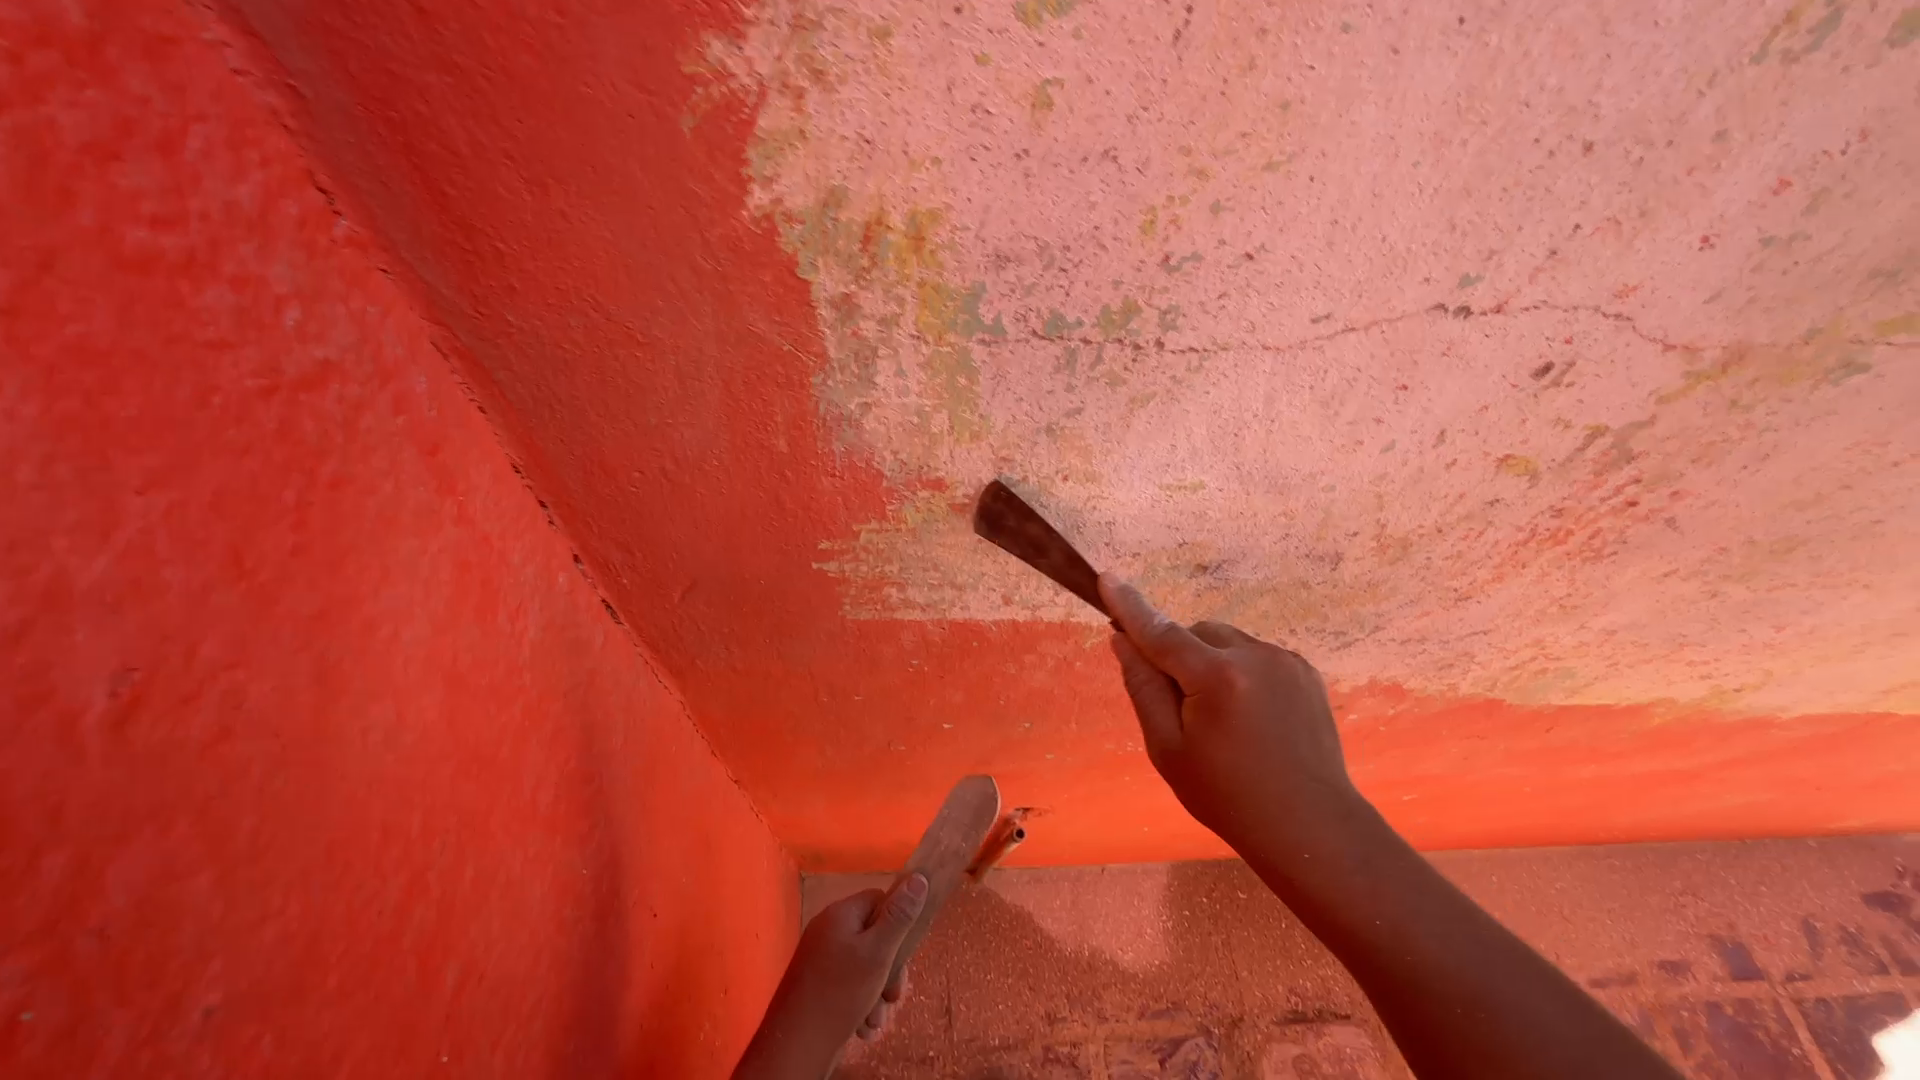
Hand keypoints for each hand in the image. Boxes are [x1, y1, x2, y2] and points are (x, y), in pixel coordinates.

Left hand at [733, 874, 927, 1079]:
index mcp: (840, 914)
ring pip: (864, 965)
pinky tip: (862, 1025)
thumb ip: (899, 916)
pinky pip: (848, 984)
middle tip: (894, 995)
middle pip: (874, 935)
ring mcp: (820, 958)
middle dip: (890, 969)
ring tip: (875, 1018)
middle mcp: (828, 930)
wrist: (796, 1045)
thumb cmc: (841, 992)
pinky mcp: (816, 984)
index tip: (905, 952)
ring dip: (877, 992)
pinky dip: (860, 1003)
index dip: (897, 923)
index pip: (879, 900)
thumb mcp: (878, 952)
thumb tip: (919, 876)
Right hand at [1099, 574, 1364, 859]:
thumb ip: (1143, 688)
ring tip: (1223, 719)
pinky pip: (1255, 655)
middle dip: (1180, 656)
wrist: (1310, 826)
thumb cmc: (1226, 795)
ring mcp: (1285, 660)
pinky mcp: (1305, 670)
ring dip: (1211, 662)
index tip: (1107, 578)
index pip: (1161, 632)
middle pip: (1196, 634)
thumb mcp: (1168, 749)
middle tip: (1182, 709)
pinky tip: (1250, 717)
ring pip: (1226, 642)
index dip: (1130, 607)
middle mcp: (1254, 655)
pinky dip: (1240, 672)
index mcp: (1217, 678)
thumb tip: (1124, 642)